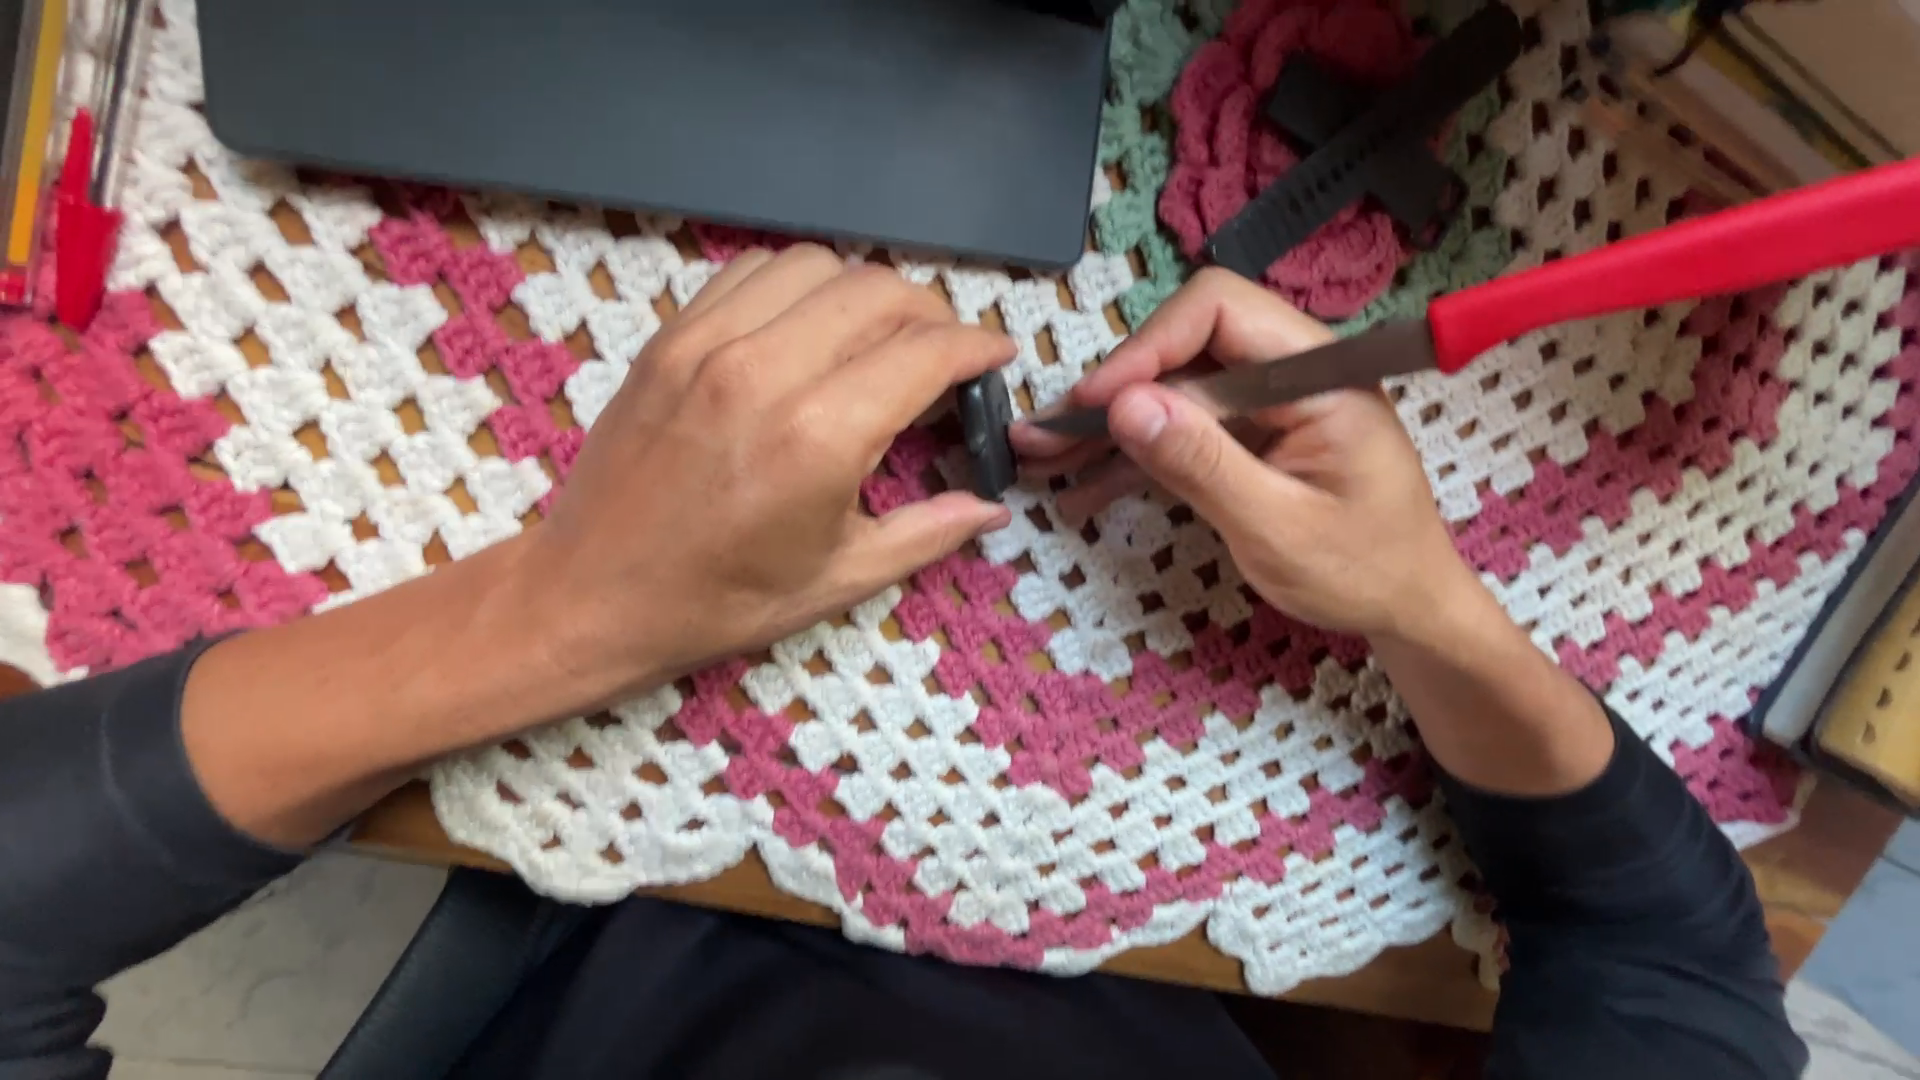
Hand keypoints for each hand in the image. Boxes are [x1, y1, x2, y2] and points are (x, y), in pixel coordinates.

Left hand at [517, 245, 1014, 703]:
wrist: (592, 594)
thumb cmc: (724, 600)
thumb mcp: (841, 580)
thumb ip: (929, 533)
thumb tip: (993, 511)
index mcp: (820, 436)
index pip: (925, 353)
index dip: (976, 347)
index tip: (997, 356)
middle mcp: (767, 369)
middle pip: (880, 291)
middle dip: (933, 314)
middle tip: (945, 355)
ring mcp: (709, 342)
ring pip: (818, 266)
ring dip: (866, 293)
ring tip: (878, 339)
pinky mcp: (670, 337)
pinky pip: (752, 272)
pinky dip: (799, 285)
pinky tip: (808, 328)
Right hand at [1013, 268, 1472, 641]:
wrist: (1404, 607)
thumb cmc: (1362, 571)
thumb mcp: (1278, 527)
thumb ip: (1203, 464)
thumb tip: (1124, 405)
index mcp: (1315, 372)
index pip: (1218, 312)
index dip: (1146, 347)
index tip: (1093, 404)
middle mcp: (1284, 373)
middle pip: (1177, 355)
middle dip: (1105, 397)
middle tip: (1039, 439)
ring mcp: (1260, 408)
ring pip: (1165, 397)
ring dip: (1103, 432)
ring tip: (1039, 463)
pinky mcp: (1243, 440)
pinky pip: (1176, 437)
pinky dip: (1129, 463)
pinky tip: (1081, 493)